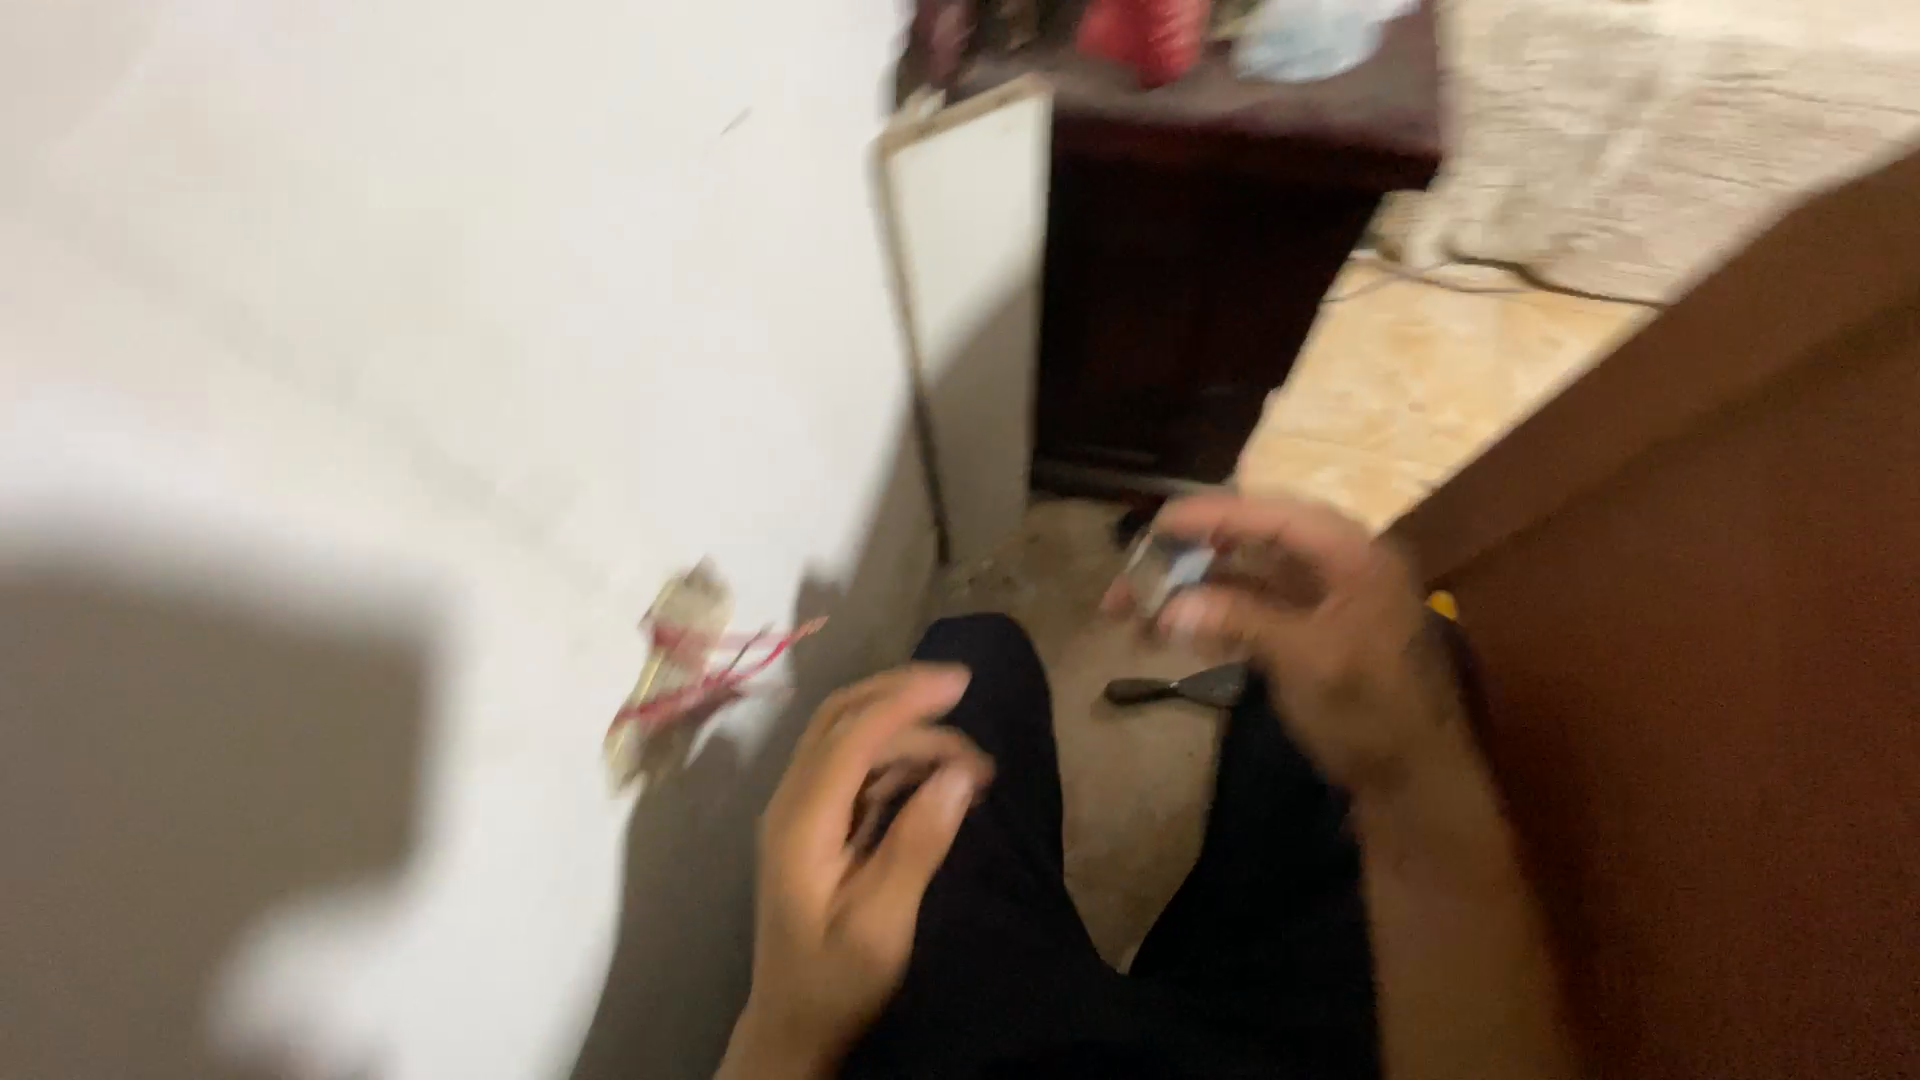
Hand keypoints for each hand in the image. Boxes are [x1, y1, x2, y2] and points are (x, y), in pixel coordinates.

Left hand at [720, 666, 992, 1078]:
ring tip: (969, 758)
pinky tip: (938, 772)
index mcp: (800, 821)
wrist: (792, 1026)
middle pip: (840, 717)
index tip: (959, 683)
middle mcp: (793, 800)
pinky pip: (856, 765)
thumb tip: (960, 775)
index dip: (903, 702)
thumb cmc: (836, 982)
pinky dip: (898, 754)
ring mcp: (802, 807)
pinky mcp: (818, 819)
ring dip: (907, 729)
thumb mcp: (882, 925)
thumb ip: (917, 844)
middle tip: (959, 687)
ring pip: (849, 735)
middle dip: (899, 692)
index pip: (850, 736)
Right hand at [1106, 493, 1475, 796]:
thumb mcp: (1309, 662)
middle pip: (1246, 542)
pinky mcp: (1298, 626)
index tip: (1157, 525)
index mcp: (1352, 556)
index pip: (1274, 517)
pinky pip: (1242, 606)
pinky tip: (1168, 634)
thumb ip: (1241, 622)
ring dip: (1186, 590)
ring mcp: (1313, 596)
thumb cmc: (1372, 715)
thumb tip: (1170, 608)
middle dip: (1186, 558)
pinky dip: (1205, 616)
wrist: (1410, 779)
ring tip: (1133, 614)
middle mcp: (1332, 564)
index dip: (1213, 515)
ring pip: (1236, 575)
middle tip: (1133, 578)